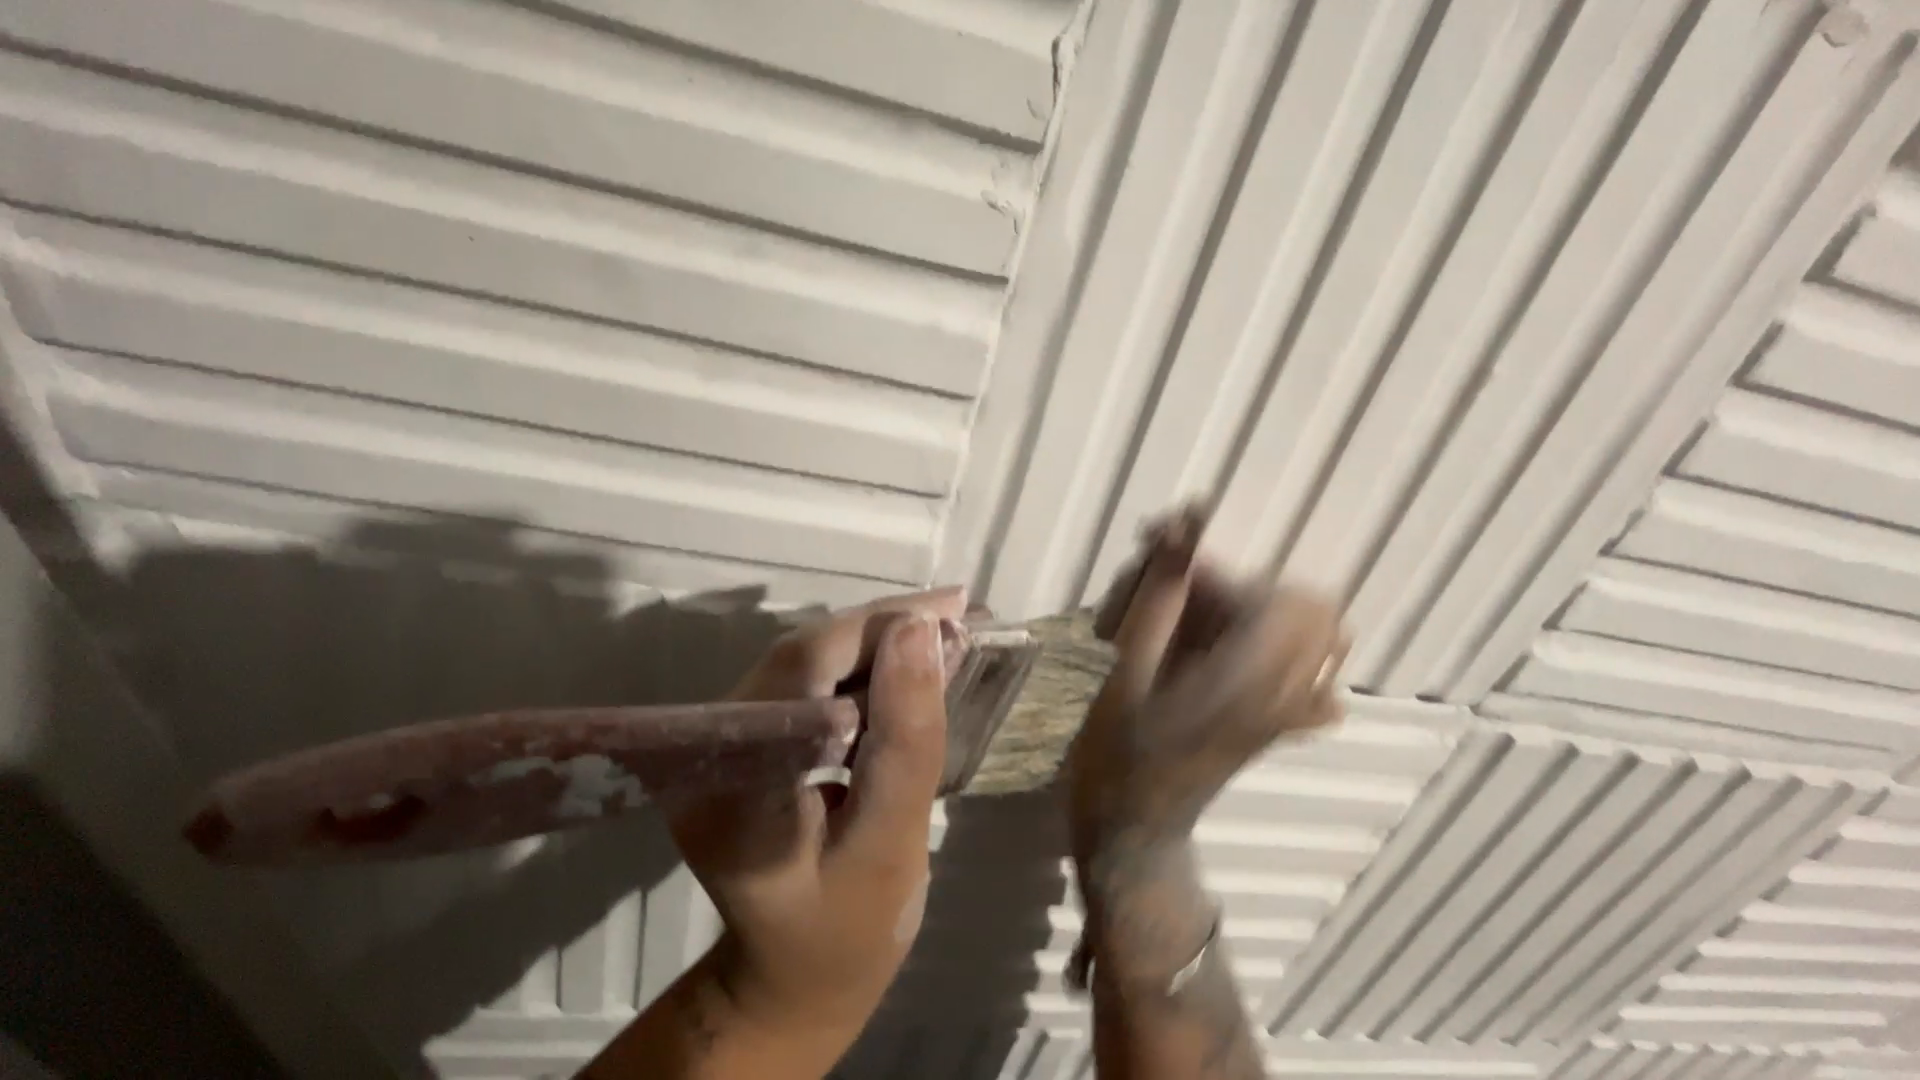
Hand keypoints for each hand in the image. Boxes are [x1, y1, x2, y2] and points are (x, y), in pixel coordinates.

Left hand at [662, 587, 965, 1043]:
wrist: (799, 974)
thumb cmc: (849, 929)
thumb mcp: (890, 845)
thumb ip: (905, 742)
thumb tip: (920, 630)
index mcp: (730, 782)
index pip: (800, 673)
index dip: (874, 630)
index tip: (951, 611)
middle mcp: (710, 749)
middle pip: (800, 657)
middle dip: (883, 628)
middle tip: (961, 609)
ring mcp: (726, 741)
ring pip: (808, 662)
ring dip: (878, 641)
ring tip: (948, 626)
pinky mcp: (750, 739)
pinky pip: (810, 684)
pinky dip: (865, 669)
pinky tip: (911, 662)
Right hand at [1066, 517, 1347, 846]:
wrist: (1136, 829)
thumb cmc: (1117, 753)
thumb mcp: (1125, 673)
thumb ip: (1159, 599)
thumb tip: (1180, 528)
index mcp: (1248, 681)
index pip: (1271, 596)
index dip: (1218, 570)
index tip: (1167, 567)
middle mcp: (1288, 694)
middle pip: (1310, 607)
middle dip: (1247, 587)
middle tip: (1188, 599)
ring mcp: (1295, 713)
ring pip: (1322, 634)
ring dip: (1269, 610)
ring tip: (1212, 621)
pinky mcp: (1287, 723)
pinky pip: (1320, 671)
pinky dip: (1289, 646)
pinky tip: (1242, 653)